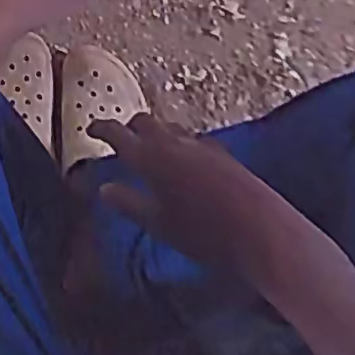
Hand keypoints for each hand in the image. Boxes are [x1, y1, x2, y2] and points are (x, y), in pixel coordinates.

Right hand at [88, 114, 283, 271]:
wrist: (263, 231)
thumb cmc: (203, 232)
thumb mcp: (159, 224)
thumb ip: (129, 203)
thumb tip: (104, 189)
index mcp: (148, 156)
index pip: (116, 132)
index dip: (101, 128)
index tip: (91, 128)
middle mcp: (170, 142)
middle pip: (143, 121)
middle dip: (130, 127)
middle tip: (124, 140)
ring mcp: (198, 145)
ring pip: (168, 127)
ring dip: (156, 133)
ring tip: (155, 148)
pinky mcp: (222, 153)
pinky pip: (192, 138)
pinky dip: (180, 143)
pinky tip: (188, 161)